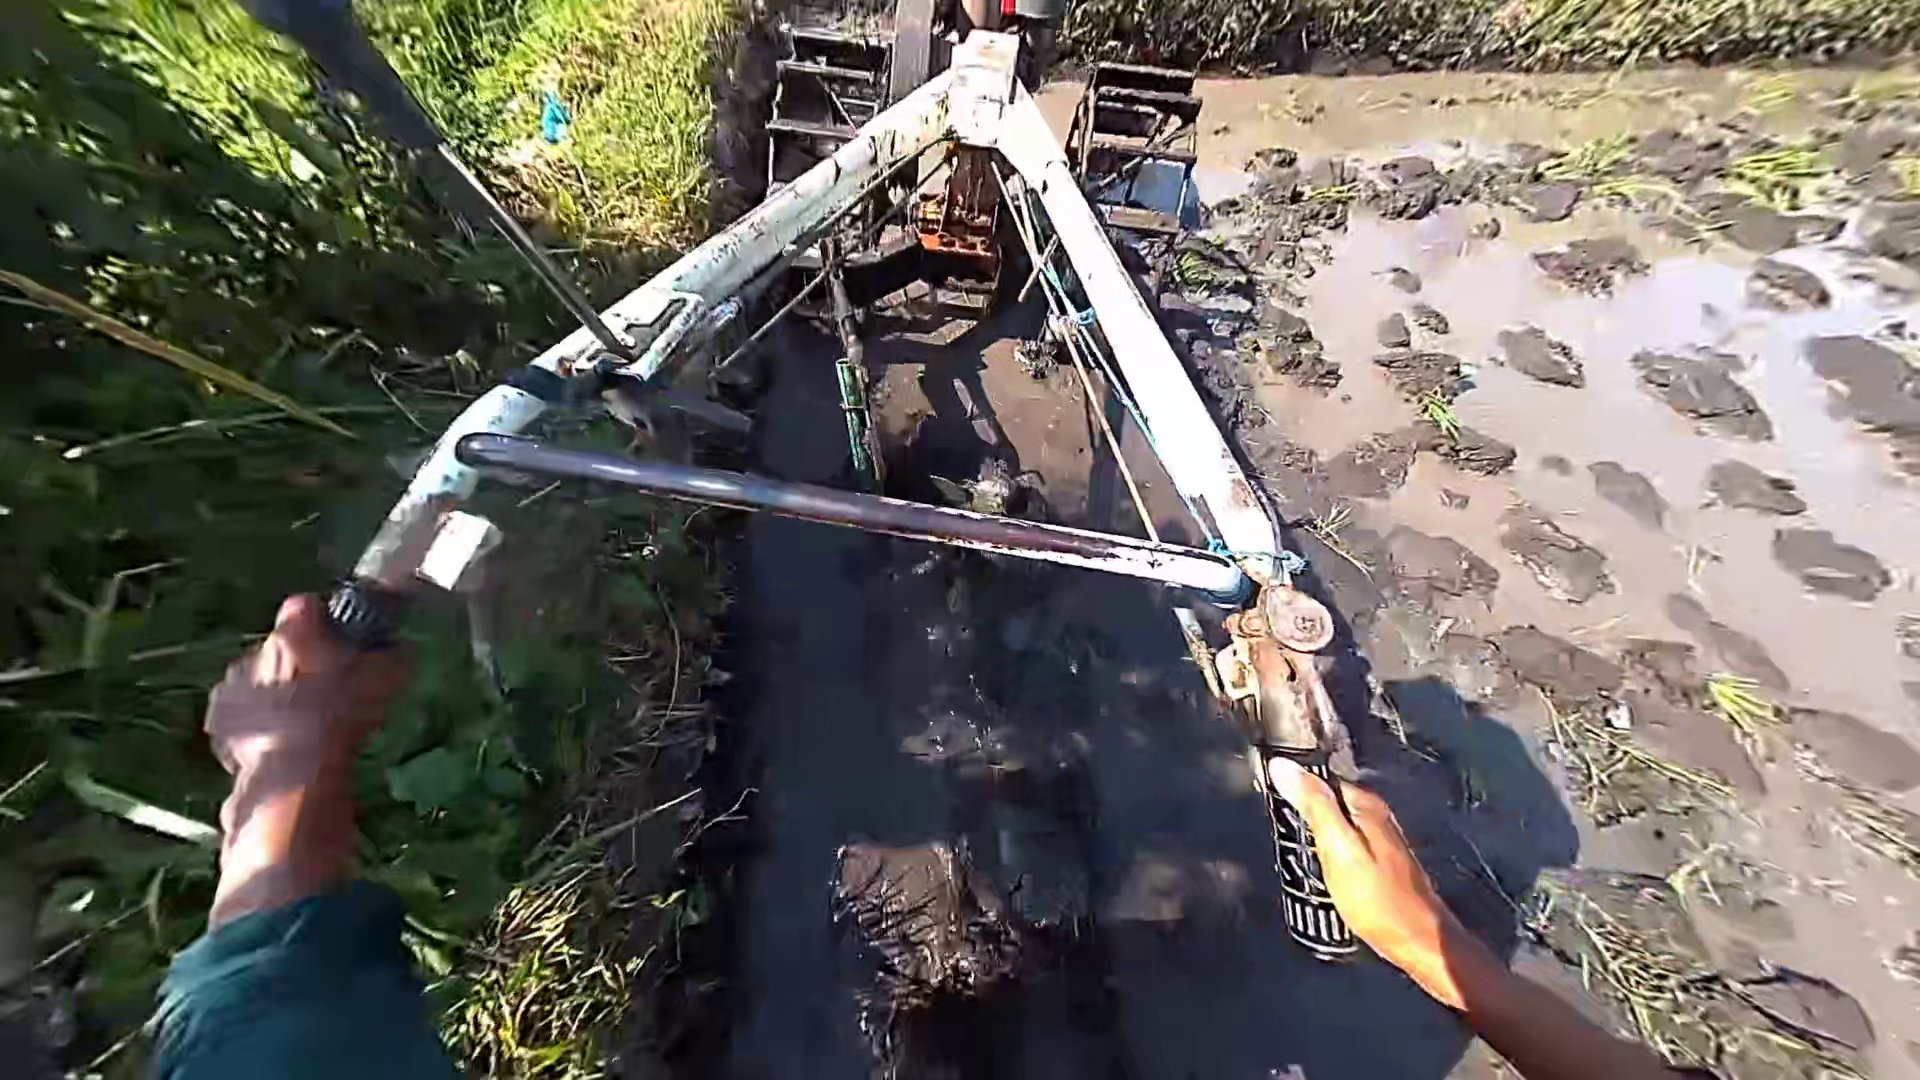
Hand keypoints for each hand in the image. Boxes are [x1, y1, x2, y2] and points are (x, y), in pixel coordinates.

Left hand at [204, 595, 409, 925]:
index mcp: (294, 635)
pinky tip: (291, 729)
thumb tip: (397, 643)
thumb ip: (393, 651)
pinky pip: (246, 705)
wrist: (296, 770)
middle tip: (337, 674)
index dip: (329, 613)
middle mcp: (252, 653)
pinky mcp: (218, 720)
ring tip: (313, 707)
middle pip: (283, 641)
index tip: (348, 629)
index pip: (305, 603)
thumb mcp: (392, 675)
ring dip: (283, 682)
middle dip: (306, 653)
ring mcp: (228, 688)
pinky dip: (265, 711)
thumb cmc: (347, 711)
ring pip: (262, 673)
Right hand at [1267, 758, 1481, 1008]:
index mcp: (1365, 804)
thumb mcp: (1337, 847)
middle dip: (1302, 812)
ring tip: (1295, 851)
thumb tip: (1282, 765)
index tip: (1274, 807)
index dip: (1292, 788)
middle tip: (1283, 834)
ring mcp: (1381, 839)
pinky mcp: (1380, 862)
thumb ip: (1313, 804)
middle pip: (1326, 800)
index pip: (1318, 778)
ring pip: (1333, 822)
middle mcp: (1376, 815)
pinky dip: (1326, 849)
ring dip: (1313, 832)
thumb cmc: (1377, 899)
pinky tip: (1318, 865)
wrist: (1424, 949)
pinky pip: (1342, 841)